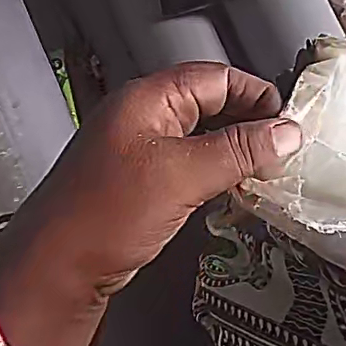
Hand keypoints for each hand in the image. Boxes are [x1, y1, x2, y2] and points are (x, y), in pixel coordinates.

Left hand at [0, 63, 301, 345]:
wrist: (58, 268)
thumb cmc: (100, 217)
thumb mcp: (180, 176)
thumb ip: (236, 150)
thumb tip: (282, 133)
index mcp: (146, 99)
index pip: (215, 77)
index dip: (256, 94)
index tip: (287, 121)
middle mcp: (141, 118)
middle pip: (210, 104)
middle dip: (249, 124)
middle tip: (282, 150)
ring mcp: (139, 150)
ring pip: (201, 137)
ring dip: (234, 151)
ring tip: (265, 171)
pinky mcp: (141, 181)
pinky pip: (188, 165)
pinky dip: (214, 173)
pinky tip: (232, 190)